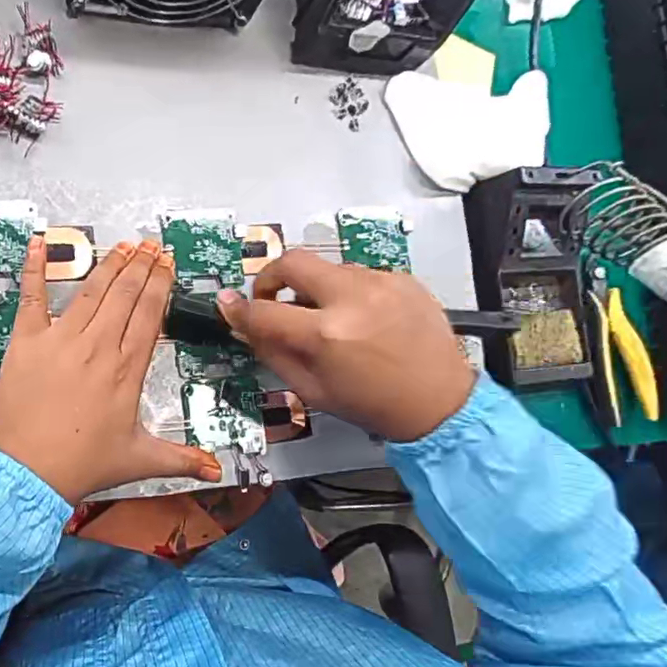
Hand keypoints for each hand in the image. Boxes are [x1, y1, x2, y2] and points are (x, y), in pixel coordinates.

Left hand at [0, 237, 223, 503]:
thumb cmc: (83, 466)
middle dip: (141, 267)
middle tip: (150, 247)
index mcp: (126, 369)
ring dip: (109, 265)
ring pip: (90, 291)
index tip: (167, 264)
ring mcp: (60, 340)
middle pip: (125, 295)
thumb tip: (217, 473)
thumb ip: (181, 460)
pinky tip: (39, 243)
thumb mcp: (139, 460)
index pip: (150, 314)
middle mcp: (97, 346)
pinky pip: (31, 298)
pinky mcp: (26, 342)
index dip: (160, 285)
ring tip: (123, 247)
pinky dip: (34, 269)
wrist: (29, 472)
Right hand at [217, 249, 474, 442]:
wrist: (438, 400)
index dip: (238, 310)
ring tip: (323, 319)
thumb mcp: (311, 390)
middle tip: (270, 297)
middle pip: (293, 262)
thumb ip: (274, 354)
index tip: (228, 306)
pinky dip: (346, 292)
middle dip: (270, 277)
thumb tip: (247, 328)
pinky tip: (357, 318)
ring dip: (313, 288)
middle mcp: (353, 299)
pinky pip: (358, 275)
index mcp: (327, 335)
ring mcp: (380, 283)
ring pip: (326, 268)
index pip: (264, 311)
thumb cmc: (375, 404)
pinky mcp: (401, 278)